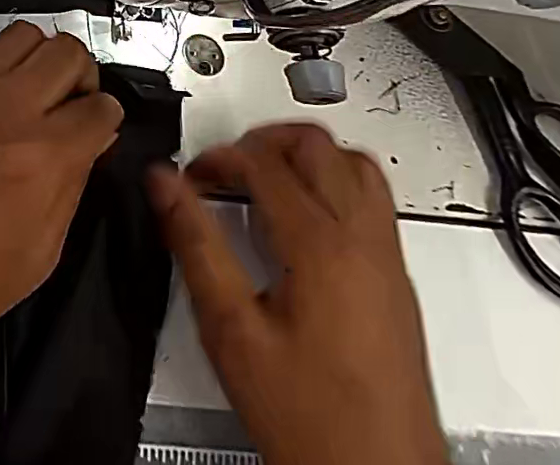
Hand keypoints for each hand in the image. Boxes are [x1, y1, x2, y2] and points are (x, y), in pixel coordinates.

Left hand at [0, 21, 122, 368]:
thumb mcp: (40, 253)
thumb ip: (72, 187)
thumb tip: (88, 148)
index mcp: (43, 156)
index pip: (100, 107)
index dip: (107, 119)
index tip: (100, 127)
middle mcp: (7, 109)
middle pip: (68, 52)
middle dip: (82, 77)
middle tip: (73, 104)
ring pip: (25, 34)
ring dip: (41, 58)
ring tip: (37, 91)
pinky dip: (0, 62)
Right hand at [148, 124, 446, 464]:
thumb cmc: (312, 420)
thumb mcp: (230, 328)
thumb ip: (194, 242)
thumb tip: (163, 185)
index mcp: (321, 248)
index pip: (265, 163)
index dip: (218, 157)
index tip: (193, 175)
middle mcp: (364, 244)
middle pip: (318, 145)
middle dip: (262, 139)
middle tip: (225, 161)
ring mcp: (387, 260)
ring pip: (356, 164)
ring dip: (303, 153)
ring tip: (262, 172)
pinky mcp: (396, 280)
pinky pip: (372, 199)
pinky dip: (332, 180)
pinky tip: (299, 213)